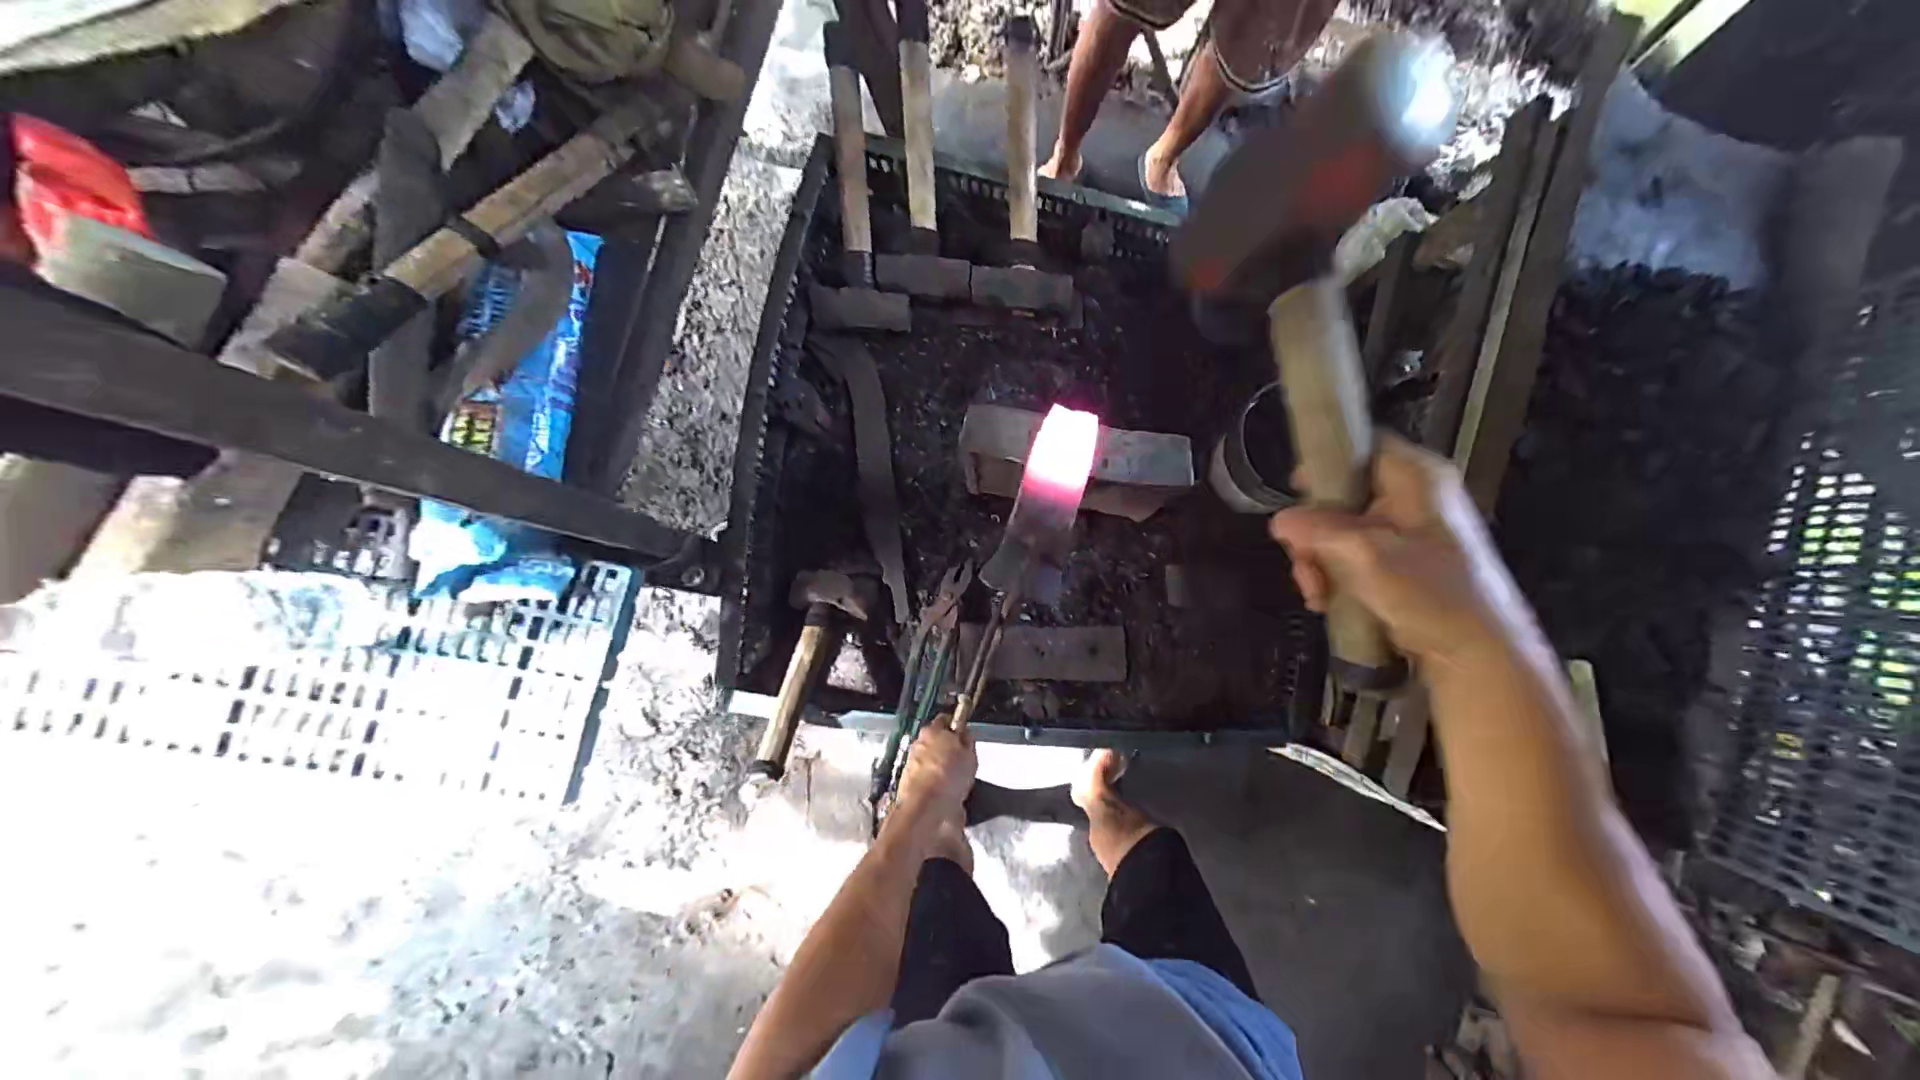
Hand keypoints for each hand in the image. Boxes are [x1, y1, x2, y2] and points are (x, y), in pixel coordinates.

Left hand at [894, 718, 975, 822]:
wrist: (926, 807)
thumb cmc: (947, 777)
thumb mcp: (970, 756)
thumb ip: (967, 742)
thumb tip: (965, 736)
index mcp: (931, 731)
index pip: (945, 720)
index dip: (956, 726)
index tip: (964, 734)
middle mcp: (917, 745)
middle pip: (936, 741)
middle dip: (948, 750)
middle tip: (963, 760)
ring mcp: (911, 764)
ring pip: (931, 762)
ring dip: (941, 769)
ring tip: (956, 782)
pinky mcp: (908, 783)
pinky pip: (927, 780)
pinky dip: (935, 785)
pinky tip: (946, 795)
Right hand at [1268, 435, 1541, 673]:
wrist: (1477, 654)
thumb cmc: (1429, 593)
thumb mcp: (1363, 555)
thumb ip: (1316, 531)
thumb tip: (1280, 521)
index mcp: (1416, 478)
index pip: (1362, 446)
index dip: (1325, 463)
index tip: (1297, 493)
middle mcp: (1413, 497)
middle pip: (1342, 494)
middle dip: (1313, 531)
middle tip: (1303, 561)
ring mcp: (1408, 532)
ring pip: (1340, 529)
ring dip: (1318, 560)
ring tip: (1316, 591)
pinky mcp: (1402, 563)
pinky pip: (1353, 555)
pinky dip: (1333, 574)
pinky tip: (1327, 599)